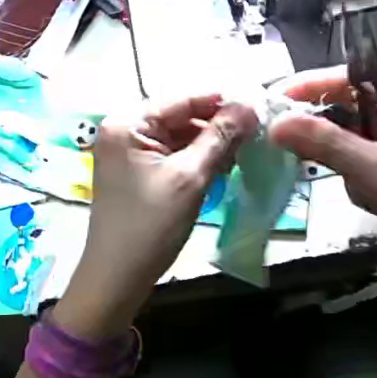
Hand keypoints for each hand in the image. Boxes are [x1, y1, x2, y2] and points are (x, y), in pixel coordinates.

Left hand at [52, 95, 258, 337]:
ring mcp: (127, 153)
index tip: (260, 106)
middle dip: (217, 126)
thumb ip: (221, 137)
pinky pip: (172, 155)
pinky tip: (221, 169)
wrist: (117, 278)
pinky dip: (197, 160)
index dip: (222, 102)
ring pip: (180, 136)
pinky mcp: (136, 173)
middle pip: (181, 116)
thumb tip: (250, 105)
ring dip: (210, 145)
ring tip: (242, 156)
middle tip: (256, 136)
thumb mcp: (191, 178)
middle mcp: (123, 130)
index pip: (183, 99)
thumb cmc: (150, 226)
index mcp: (127, 123)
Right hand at [270, 67, 376, 288]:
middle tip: (317, 160)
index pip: (353, 78)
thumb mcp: (376, 171)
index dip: (312, 86)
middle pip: (353, 111)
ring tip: (374, 193)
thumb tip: (274, 124)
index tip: (274, 99)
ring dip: (354, 170)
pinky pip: (369, 162)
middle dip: (338, 143)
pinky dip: (366, 182)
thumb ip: (324, 144)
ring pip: (357, 142)